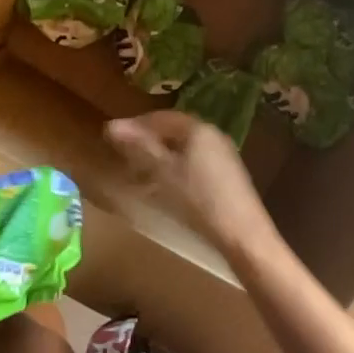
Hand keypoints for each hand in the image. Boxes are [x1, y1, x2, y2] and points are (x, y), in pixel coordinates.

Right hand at [105, 110, 276, 257]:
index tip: (115, 138)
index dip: (136, 125)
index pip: (161, 117)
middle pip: (173, 132)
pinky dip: (175, 170)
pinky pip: (194, 164)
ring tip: (140, 174)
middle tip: (125, 156)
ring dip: (160, 158)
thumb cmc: (199, 199)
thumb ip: (139, 147)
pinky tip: (165, 188)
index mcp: (198, 129)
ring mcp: (223, 156)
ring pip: (184, 150)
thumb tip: (110, 125)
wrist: (243, 235)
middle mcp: (213, 136)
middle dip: (148, 142)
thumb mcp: (163, 172)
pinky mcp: (226, 177)